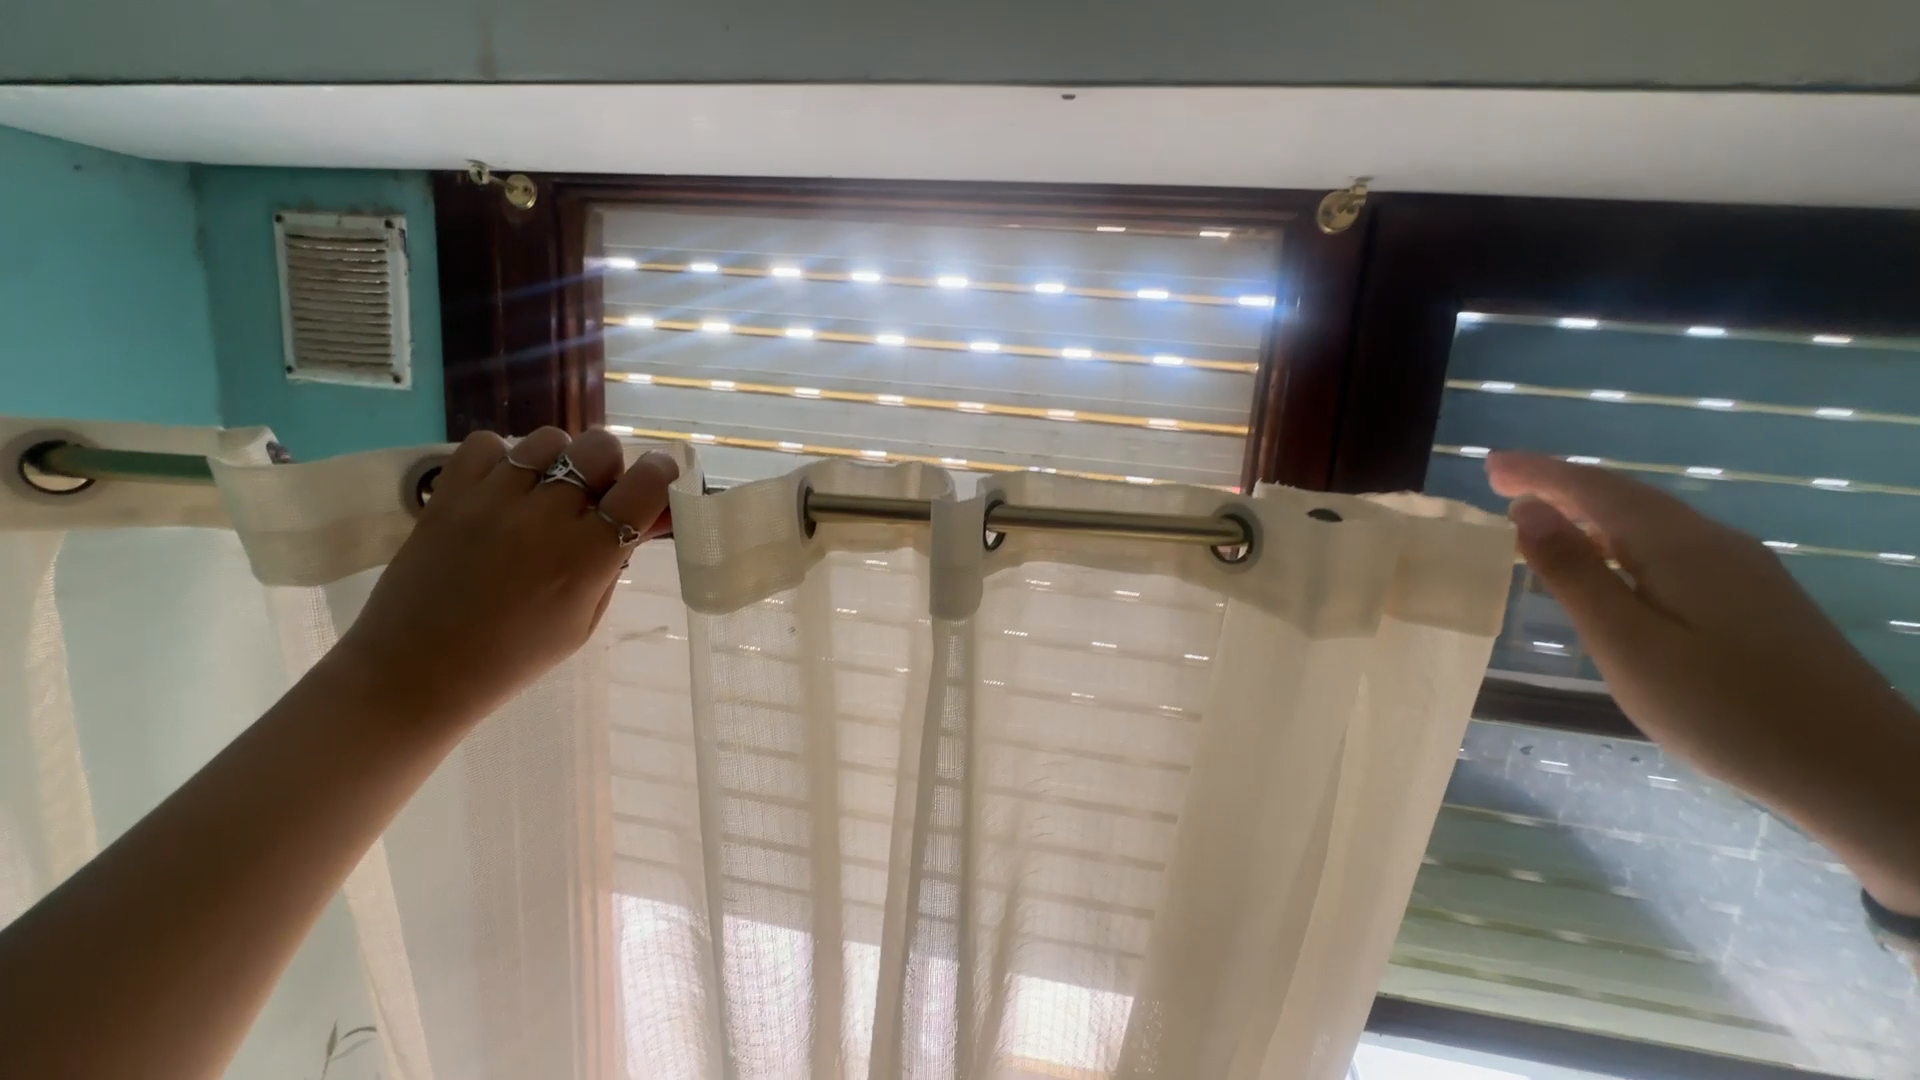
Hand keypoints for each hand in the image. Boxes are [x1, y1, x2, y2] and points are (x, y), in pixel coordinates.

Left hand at [332, 426, 676, 726]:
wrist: (416, 670)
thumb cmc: (514, 656)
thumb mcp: (584, 618)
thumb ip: (615, 562)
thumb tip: (647, 519)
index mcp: (587, 557)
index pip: (645, 486)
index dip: (661, 473)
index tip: (658, 479)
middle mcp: (546, 518)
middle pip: (600, 448)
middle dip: (609, 466)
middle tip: (594, 497)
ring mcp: (493, 500)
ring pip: (549, 440)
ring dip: (559, 460)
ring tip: (544, 491)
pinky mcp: (449, 493)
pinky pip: (488, 444)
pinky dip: (502, 458)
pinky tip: (501, 489)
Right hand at [1488, 451, 1919, 913]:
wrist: (1856, 768)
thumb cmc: (1723, 707)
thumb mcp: (1627, 642)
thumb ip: (1575, 574)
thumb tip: (1528, 510)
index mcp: (1678, 546)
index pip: (1595, 490)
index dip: (1539, 473)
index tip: (1490, 465)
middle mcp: (1712, 543)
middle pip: (1624, 497)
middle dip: (1560, 485)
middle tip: (1503, 484)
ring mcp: (1740, 570)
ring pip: (1648, 522)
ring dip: (1589, 511)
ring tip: (1539, 519)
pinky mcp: (1751, 598)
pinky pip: (1668, 547)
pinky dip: (1619, 539)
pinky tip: (1606, 562)